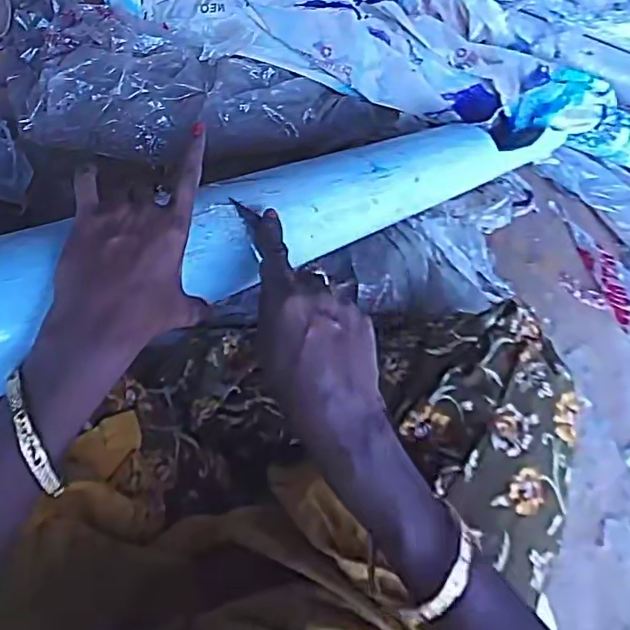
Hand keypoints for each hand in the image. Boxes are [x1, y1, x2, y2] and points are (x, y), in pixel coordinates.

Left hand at [40, 126, 211, 363]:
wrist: (97, 324)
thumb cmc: (144, 317)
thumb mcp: (178, 310)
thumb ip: (196, 305)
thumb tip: (209, 312)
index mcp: (174, 228)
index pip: (188, 179)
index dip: (194, 151)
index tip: (197, 129)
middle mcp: (146, 212)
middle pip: (148, 184)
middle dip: (146, 194)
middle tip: (140, 214)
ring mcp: (114, 212)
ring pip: (122, 185)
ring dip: (122, 191)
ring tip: (117, 206)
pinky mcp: (85, 219)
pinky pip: (86, 183)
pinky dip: (88, 175)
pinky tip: (89, 173)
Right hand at [250, 207, 387, 464]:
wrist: (342, 413)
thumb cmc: (292, 389)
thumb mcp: (266, 350)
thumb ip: (271, 316)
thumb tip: (276, 302)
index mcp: (283, 299)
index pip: (274, 257)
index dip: (269, 235)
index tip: (270, 216)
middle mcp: (314, 293)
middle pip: (303, 280)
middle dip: (298, 294)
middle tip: (296, 324)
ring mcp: (343, 303)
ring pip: (326, 296)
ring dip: (321, 310)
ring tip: (320, 344)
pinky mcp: (363, 316)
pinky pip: (345, 311)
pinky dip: (339, 323)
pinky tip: (338, 350)